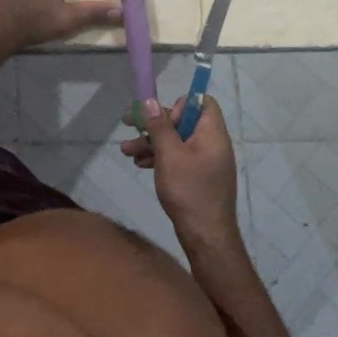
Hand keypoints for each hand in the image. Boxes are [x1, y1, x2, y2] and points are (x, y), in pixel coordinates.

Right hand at [121, 95, 238, 238]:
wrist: (206, 236)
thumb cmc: (189, 190)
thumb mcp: (169, 155)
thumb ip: (160, 126)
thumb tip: (151, 100)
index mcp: (212, 133)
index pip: (202, 102)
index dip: (179, 104)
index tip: (161, 118)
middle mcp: (211, 143)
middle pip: (182, 121)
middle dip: (154, 124)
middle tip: (128, 124)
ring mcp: (205, 161)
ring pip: (176, 141)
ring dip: (151, 142)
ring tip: (126, 151)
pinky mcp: (198, 177)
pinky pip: (178, 157)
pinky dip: (160, 158)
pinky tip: (140, 165)